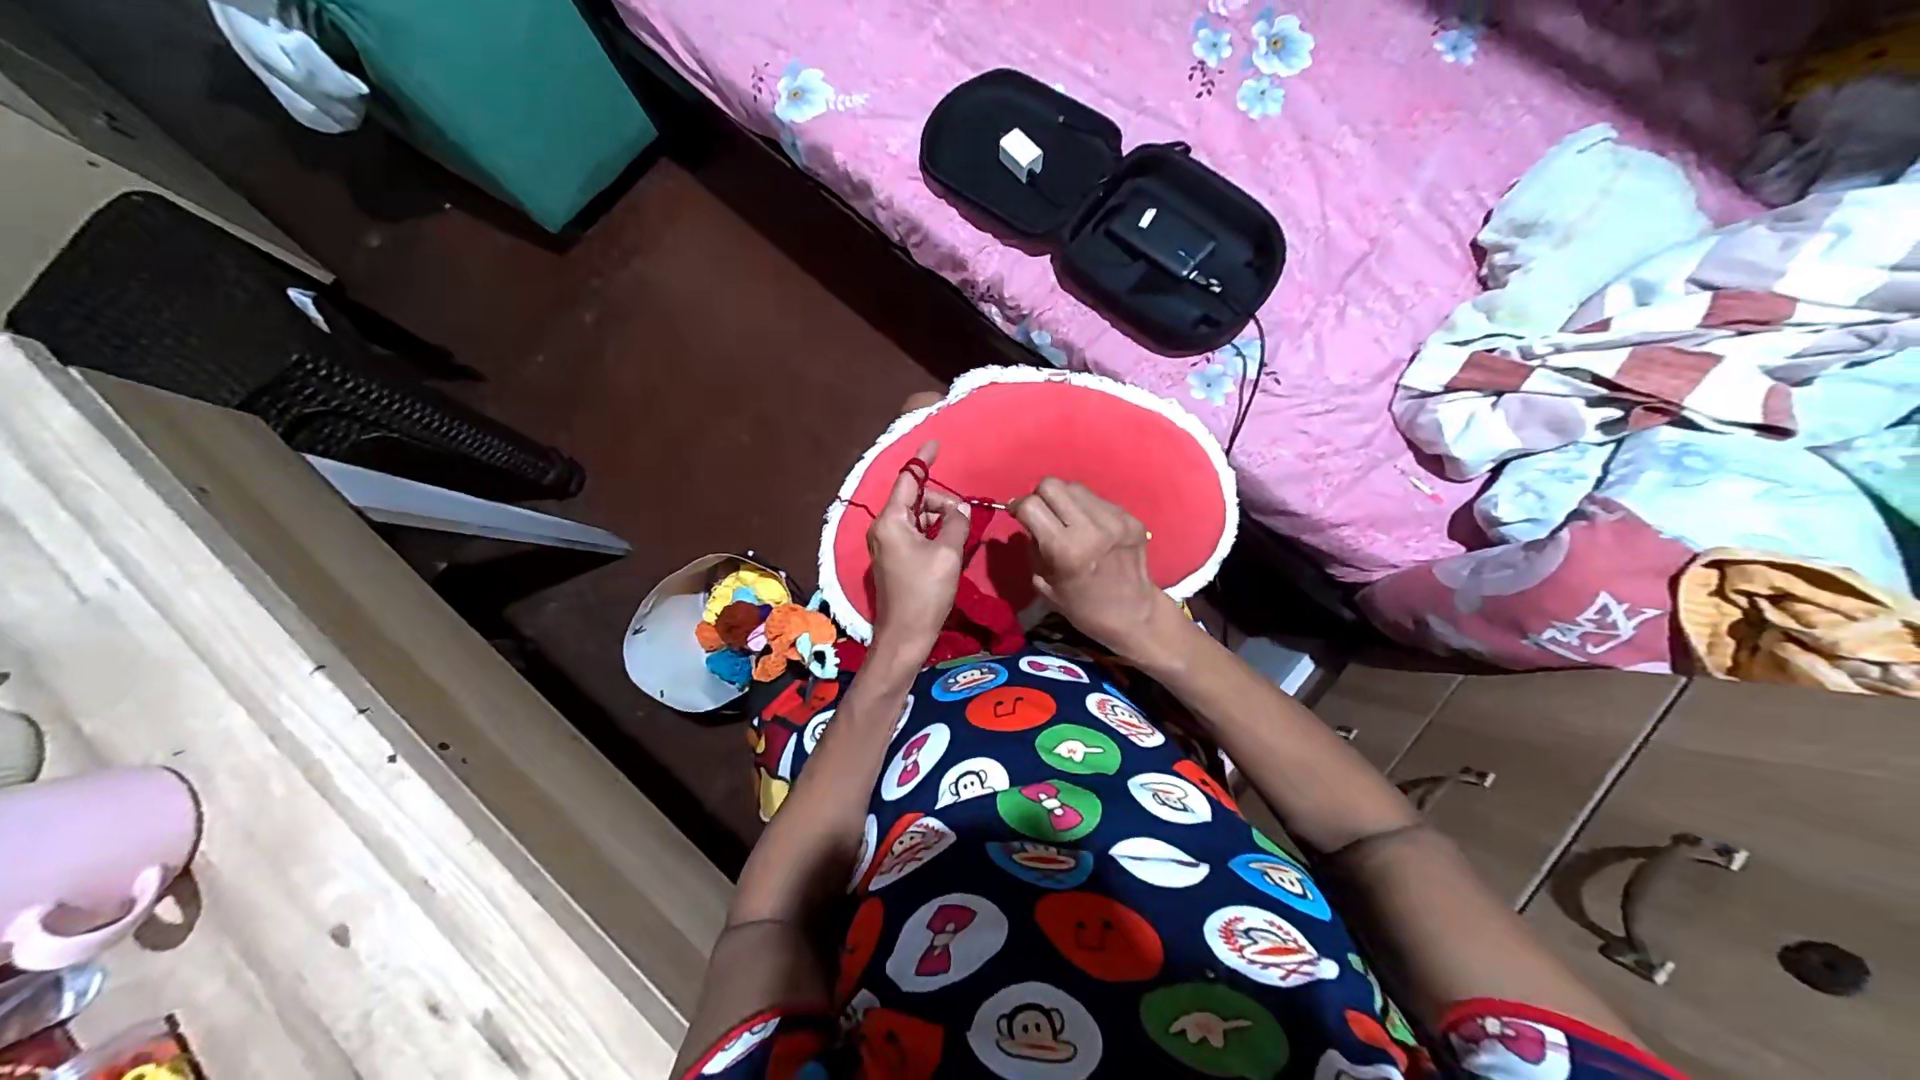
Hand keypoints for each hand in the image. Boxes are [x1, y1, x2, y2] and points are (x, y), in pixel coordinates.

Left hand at [867, 441, 968, 650]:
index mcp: (890, 521)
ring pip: (916, 517)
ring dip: (938, 519)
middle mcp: (883, 528)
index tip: (935, 443)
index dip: (923, 460)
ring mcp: (886, 544)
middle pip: (914, 499)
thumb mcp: (948, 553)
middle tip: (963, 518)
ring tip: (959, 534)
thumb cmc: (925, 592)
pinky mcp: (893, 559)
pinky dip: (932, 533)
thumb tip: (960, 509)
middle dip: (939, 501)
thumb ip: (956, 522)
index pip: (907, 479)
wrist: (906, 634)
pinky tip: (949, 544)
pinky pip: (914, 534)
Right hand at [1011, 478, 1183, 662]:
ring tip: (1066, 519)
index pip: (1030, 505)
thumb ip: (1032, 546)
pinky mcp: (1131, 518)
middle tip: (1041, 514)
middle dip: (1039, 496)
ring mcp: (1115, 519)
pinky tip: (1089, 528)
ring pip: (1074, 487)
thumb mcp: (1043, 583)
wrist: (1133, 614)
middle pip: (1051, 485)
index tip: (1017, 514)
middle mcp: (1090, 527)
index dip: (1017, 506)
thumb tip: (1025, 520)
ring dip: (1063, 499)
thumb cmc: (1081, 607)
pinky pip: (1097, 499)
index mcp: (1065, 549)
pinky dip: (1085, 508)